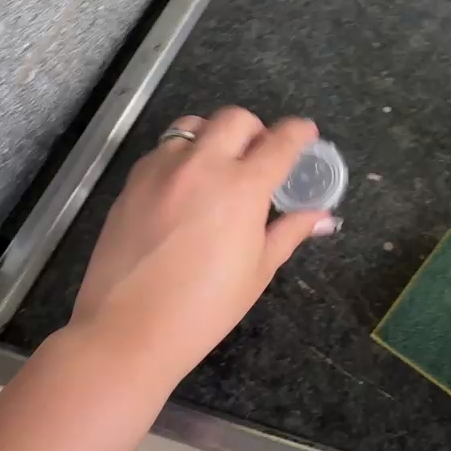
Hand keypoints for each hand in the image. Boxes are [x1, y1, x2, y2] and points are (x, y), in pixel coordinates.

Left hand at [71, 107, 335, 377]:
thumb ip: (290, 231)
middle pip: (236, 119)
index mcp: (243, 187)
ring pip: (194, 126)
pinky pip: (163, 150)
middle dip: (256, 130)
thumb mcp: (259, 269)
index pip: (281, 141)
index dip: (299, 132)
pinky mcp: (131, 183)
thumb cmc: (205, 307)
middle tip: (262, 155)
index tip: (306, 133)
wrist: (127, 331)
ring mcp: (161, 171)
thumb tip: (322, 217)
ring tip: (219, 165)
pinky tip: (185, 187)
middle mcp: (202, 166)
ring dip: (215, 136)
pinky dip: (182, 156)